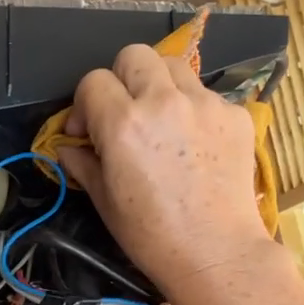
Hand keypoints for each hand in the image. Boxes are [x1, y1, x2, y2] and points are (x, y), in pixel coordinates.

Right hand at [58, 44, 274, 294]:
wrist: (213, 249)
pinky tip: (188, 143)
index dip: (83, 103)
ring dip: (155, 84)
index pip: (93, 81)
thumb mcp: (102, 198)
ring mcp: (205, 103)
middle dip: (119, 79)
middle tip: (120, 113)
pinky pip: (203, 94)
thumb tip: (68, 146)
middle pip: (134, 55)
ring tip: (156, 120)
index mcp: (123, 124)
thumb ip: (82, 162)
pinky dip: (188, 108)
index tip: (85, 130)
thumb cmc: (147, 232)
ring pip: (173, 65)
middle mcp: (164, 102)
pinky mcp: (235, 113)